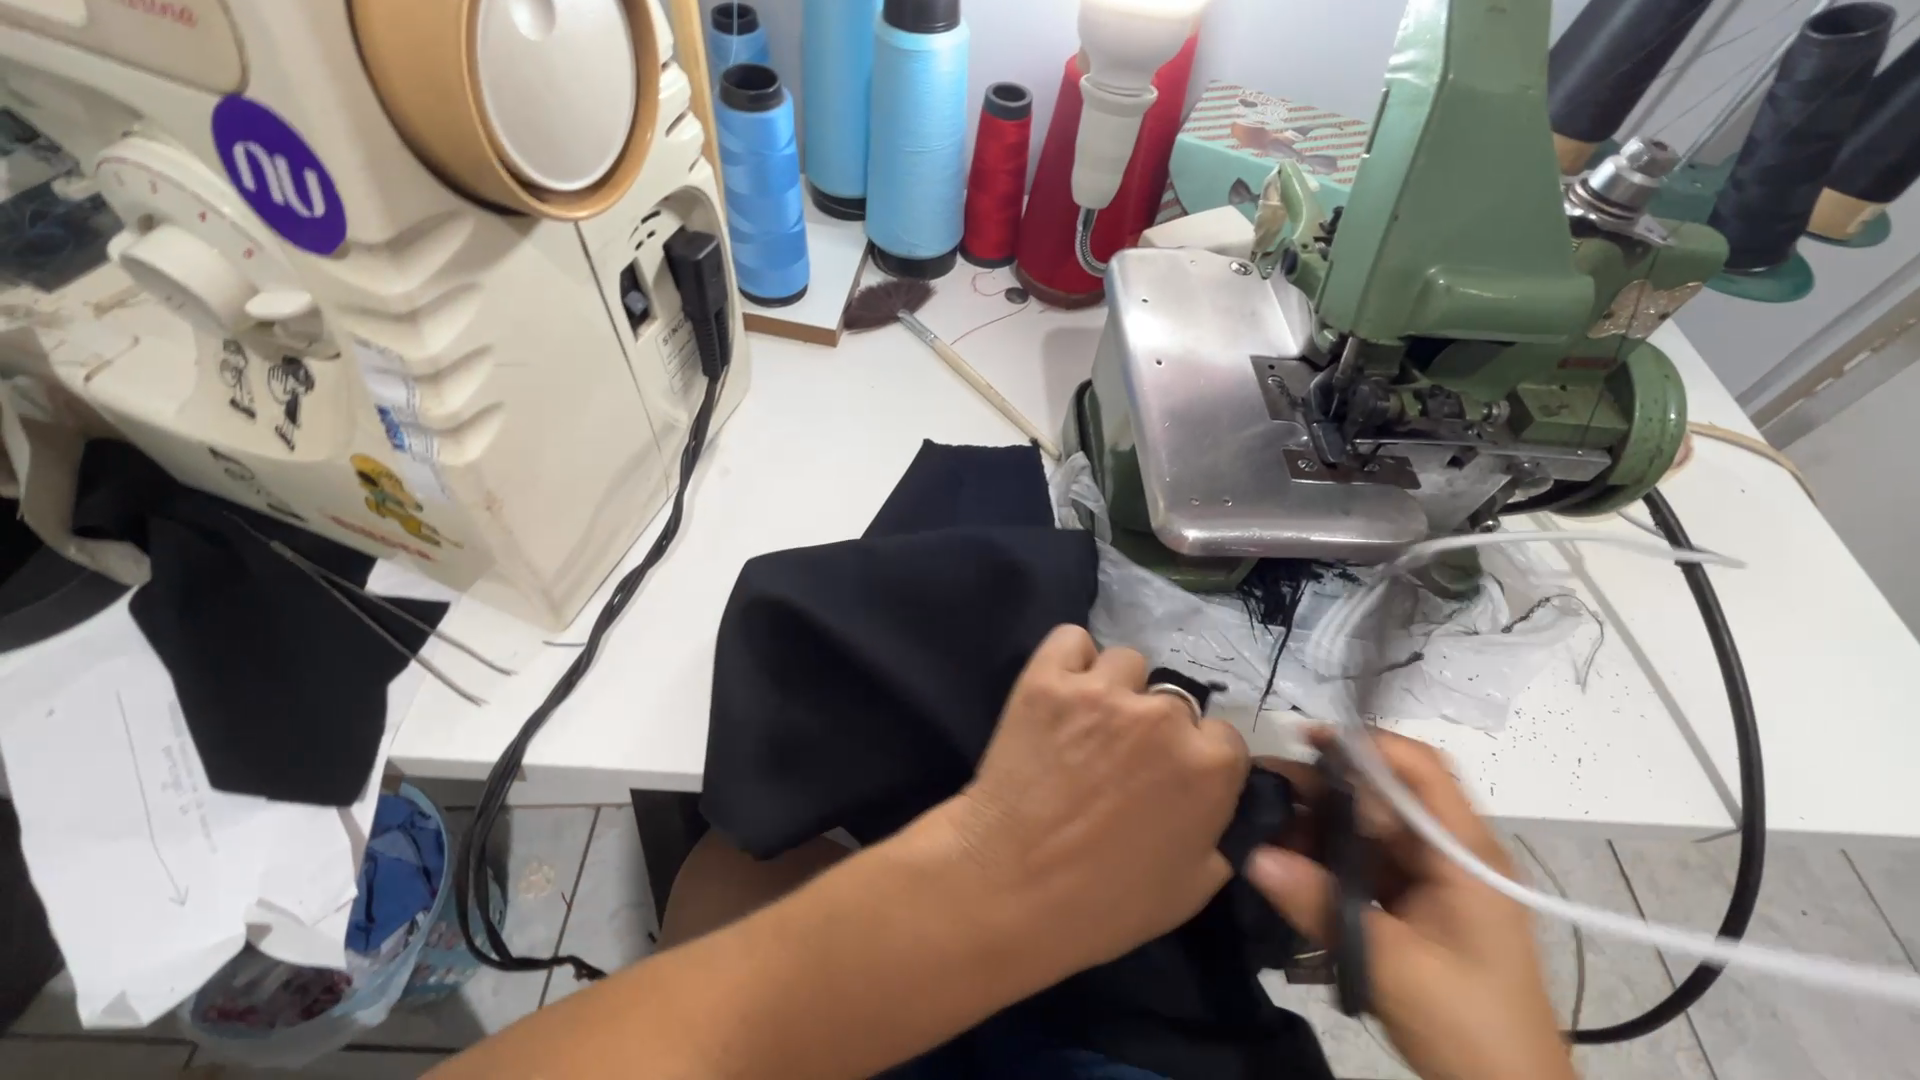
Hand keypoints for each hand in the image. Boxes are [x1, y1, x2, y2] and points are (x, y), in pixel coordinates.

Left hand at [939, 624, 1249, 975]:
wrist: (1007, 886)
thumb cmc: (1103, 903)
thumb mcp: (1192, 888)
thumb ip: (1222, 833)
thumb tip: (1222, 805)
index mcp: (1209, 767)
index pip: (1223, 737)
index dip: (1198, 761)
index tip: (1171, 781)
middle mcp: (1163, 716)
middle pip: (1174, 701)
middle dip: (1155, 729)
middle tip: (1121, 761)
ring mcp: (1102, 692)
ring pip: (1126, 663)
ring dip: (1115, 689)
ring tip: (1086, 724)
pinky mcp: (1047, 678)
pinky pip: (1071, 639)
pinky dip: (1070, 660)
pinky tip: (1060, 691)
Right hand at [1248, 730, 1574, 1079]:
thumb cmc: (1466, 1024)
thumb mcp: (1388, 963)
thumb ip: (1319, 904)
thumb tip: (1253, 855)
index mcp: (1464, 855)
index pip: (1420, 770)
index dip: (1365, 745)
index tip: (1305, 740)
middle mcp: (1453, 854)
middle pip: (1388, 795)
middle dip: (1327, 784)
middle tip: (1266, 784)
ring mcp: (1438, 879)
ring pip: (1374, 827)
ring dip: (1324, 821)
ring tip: (1268, 821)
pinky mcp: (1422, 903)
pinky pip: (1372, 860)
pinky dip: (1333, 854)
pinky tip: (1292, 859)